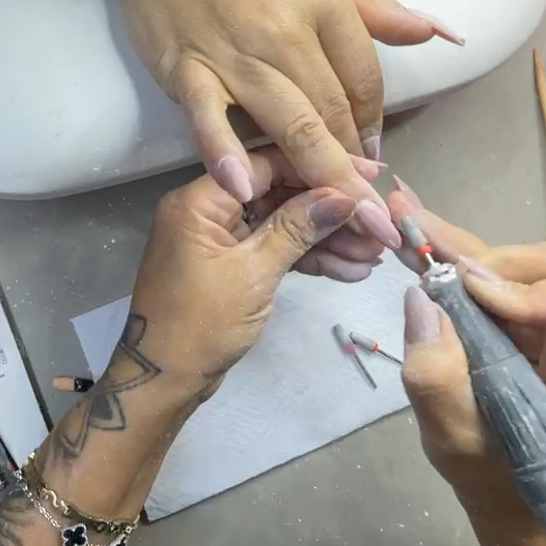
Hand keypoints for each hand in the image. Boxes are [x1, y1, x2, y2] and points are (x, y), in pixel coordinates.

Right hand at [113, 0, 459, 255]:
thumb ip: (376, 4)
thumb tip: (439, 33)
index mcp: (324, 1)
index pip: (362, 78)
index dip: (374, 122)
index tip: (374, 156)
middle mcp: (286, 34)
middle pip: (332, 110)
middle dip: (356, 165)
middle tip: (374, 213)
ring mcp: (234, 56)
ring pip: (286, 122)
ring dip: (317, 172)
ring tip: (340, 215)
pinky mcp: (188, 70)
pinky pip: (208, 119)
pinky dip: (224, 153)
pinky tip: (242, 189)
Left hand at [122, 152, 364, 396]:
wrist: (165, 379)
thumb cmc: (200, 323)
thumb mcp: (254, 273)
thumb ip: (297, 229)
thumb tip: (342, 196)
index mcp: (199, 200)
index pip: (266, 166)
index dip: (319, 171)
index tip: (368, 178)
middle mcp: (207, 210)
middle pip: (278, 195)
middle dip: (330, 213)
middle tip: (380, 226)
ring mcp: (219, 239)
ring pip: (280, 225)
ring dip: (326, 240)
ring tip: (375, 256)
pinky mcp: (230, 264)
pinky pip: (272, 250)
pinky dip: (306, 259)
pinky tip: (350, 270)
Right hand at [386, 182, 545, 509]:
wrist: (506, 495)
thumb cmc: (489, 477)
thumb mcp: (452, 440)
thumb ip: (436, 378)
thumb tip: (421, 297)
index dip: (531, 290)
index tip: (470, 295)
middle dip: (500, 263)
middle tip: (439, 267)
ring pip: (538, 265)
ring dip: (478, 255)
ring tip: (420, 240)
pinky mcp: (534, 320)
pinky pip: (507, 277)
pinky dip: (465, 258)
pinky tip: (423, 238)